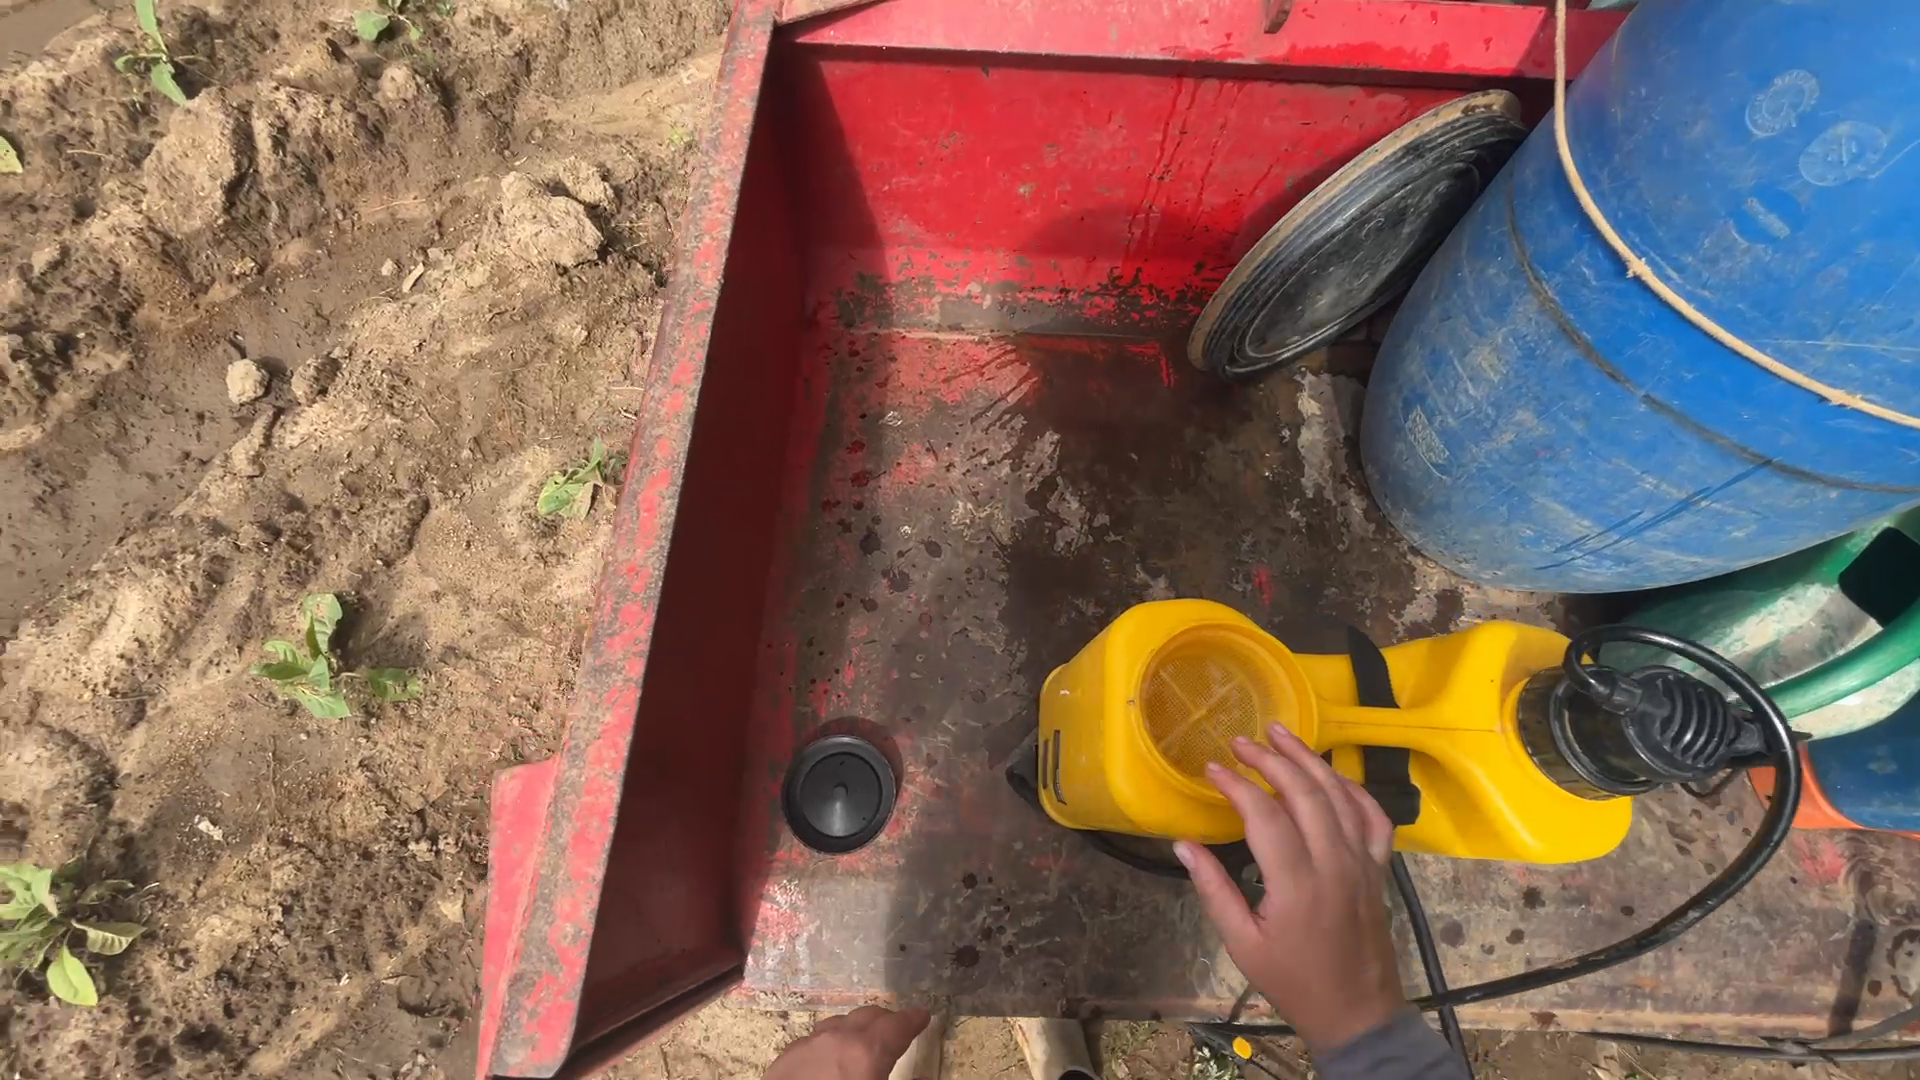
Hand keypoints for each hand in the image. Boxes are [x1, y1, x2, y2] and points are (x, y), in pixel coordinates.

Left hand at [763, 1005, 930, 1079]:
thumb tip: (926, 1078)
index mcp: (867, 1052)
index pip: (898, 1025)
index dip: (914, 1020)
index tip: (923, 1015)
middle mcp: (839, 1038)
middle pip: (869, 1016)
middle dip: (886, 1021)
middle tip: (896, 1031)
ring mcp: (809, 1044)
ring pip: (840, 1024)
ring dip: (855, 1030)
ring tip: (861, 1045)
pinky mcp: (785, 1057)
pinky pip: (814, 1040)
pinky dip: (828, 1044)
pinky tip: (827, 1062)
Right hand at [1174, 724, 1403, 1050]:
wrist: (1360, 1017)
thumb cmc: (1294, 981)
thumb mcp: (1242, 944)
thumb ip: (1214, 890)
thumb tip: (1183, 845)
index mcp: (1298, 886)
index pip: (1266, 816)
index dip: (1237, 785)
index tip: (1211, 767)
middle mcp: (1336, 866)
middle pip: (1306, 793)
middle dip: (1270, 759)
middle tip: (1240, 740)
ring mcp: (1363, 864)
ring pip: (1340, 796)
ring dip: (1309, 759)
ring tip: (1280, 732)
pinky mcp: (1379, 868)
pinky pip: (1373, 816)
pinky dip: (1352, 787)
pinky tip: (1329, 772)